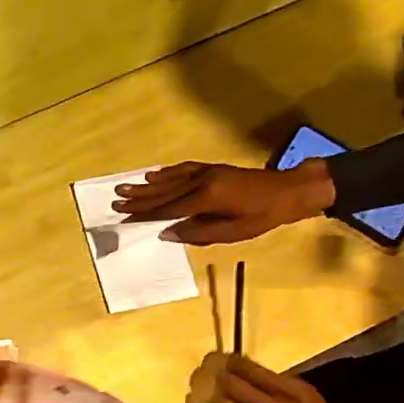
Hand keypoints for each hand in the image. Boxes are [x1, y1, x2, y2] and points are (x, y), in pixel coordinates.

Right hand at [112, 160, 334, 244]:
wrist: (287, 191)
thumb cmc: (262, 217)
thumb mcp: (232, 233)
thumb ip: (198, 233)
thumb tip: (167, 233)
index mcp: (206, 198)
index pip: (168, 209)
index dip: (145, 215)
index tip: (124, 218)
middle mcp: (201, 180)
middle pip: (164, 192)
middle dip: (139, 199)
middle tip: (116, 201)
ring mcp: (206, 171)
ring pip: (170, 179)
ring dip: (147, 185)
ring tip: (126, 187)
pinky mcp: (212, 168)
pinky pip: (183, 169)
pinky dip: (166, 173)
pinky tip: (153, 175)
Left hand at [205, 355, 372, 402]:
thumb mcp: (310, 398)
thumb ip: (284, 386)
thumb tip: (256, 376)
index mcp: (293, 393)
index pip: (256, 373)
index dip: (238, 364)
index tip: (229, 361)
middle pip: (238, 389)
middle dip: (224, 379)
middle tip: (217, 376)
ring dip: (221, 402)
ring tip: (217, 398)